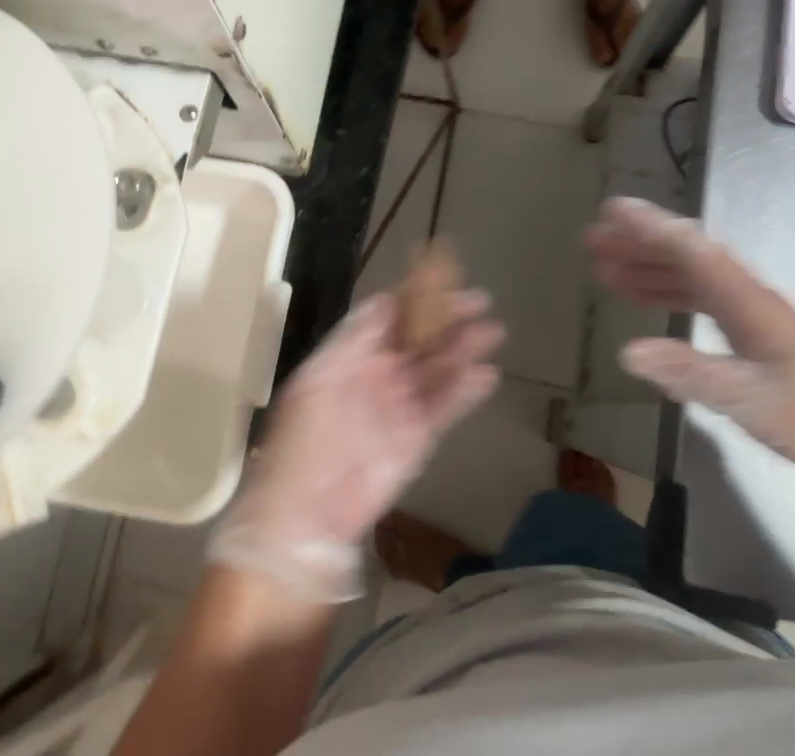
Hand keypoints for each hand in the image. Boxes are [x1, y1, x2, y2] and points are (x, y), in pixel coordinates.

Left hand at [207, 292, 504, 600]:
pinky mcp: (417, 437)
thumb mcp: (318, 381)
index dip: (415, 299)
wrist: (305, 513)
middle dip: (448, 321)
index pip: (388, 319)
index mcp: (350, 358)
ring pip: (436, 370)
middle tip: (480, 304)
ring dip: (462, 350)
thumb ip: (353, 341)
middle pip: (419, 341)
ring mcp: (399, 406)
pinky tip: (486, 375)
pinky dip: (465, 390)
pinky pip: (445, 406)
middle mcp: (377, 376)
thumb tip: (384, 301)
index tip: (443, 280)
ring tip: (491, 333)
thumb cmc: (304, 442)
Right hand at [587, 198, 794, 541]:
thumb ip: (690, 373)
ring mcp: (755, 319)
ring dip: (651, 269)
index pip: (697, 253)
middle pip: (691, 259)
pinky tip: (646, 303)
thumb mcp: (750, 401)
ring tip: (606, 268)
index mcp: (754, 304)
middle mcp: (753, 300)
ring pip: (694, 280)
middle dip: (642, 245)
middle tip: (594, 238)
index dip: (653, 229)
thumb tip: (627, 350)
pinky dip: (669, 297)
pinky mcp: (755, 340)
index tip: (614, 210)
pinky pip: (703, 303)